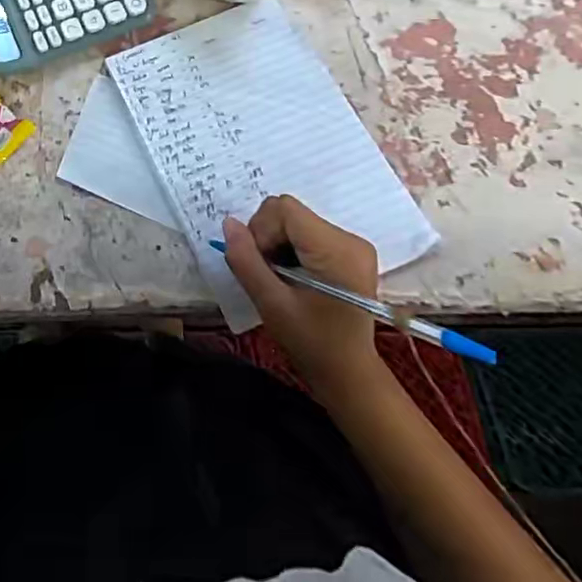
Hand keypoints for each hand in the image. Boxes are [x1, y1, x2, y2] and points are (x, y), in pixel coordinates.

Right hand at [222, 195, 384, 391]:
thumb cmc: (312, 342)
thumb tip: (229, 223)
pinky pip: (305, 231)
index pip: (283, 209)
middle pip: (288, 212)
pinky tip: (293, 276)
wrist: (348, 371)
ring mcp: (352, 244)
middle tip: (269, 274)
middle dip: (267, 237)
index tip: (263, 265)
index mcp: (337, 249)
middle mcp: (349, 239)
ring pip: (294, 220)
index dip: (261, 231)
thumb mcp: (271, 304)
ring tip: (281, 278)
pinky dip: (289, 248)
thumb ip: (246, 260)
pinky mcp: (348, 251)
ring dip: (276, 243)